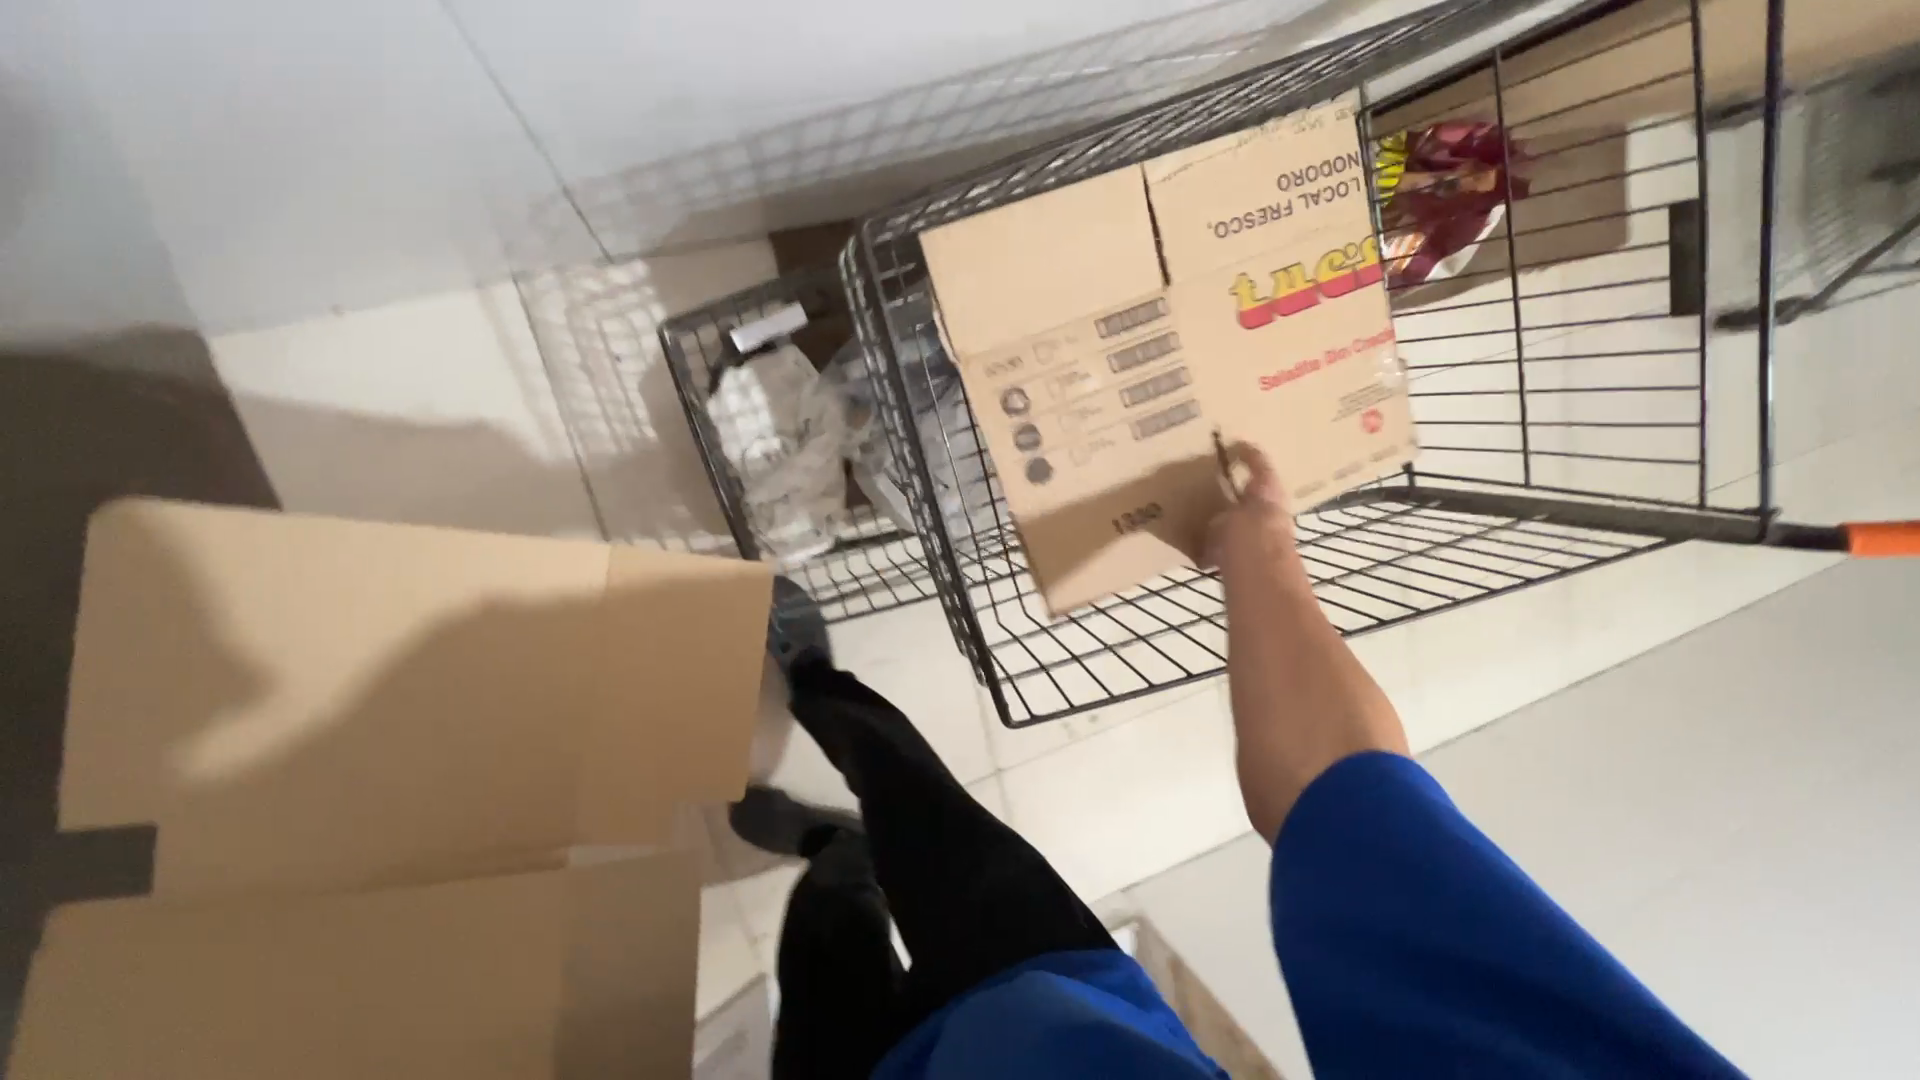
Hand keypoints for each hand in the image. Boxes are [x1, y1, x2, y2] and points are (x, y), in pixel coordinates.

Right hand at [1208, 442, 1407, 839]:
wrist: (1343, 826)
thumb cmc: (1297, 721)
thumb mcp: (1273, 634)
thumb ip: (1263, 565)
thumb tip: (1258, 488)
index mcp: (1297, 615)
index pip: (1275, 533)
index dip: (1261, 490)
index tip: (1241, 452)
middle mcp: (1312, 644)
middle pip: (1277, 572)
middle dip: (1247, 536)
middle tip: (1203, 521)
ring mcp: (1315, 691)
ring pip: (1278, 615)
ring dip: (1249, 586)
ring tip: (1212, 576)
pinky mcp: (1302, 736)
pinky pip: (1272, 658)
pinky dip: (1251, 636)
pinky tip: (1238, 658)